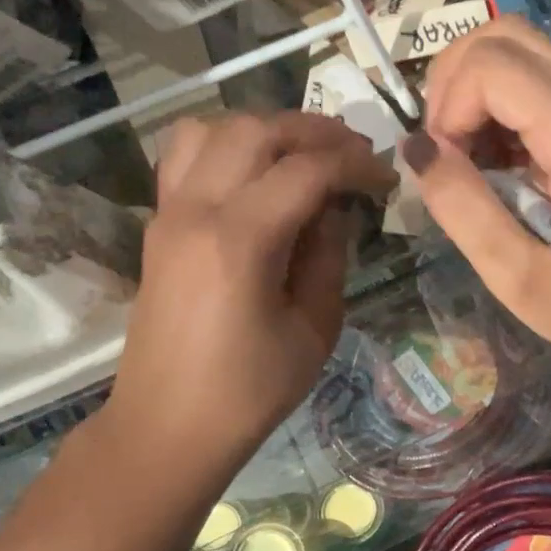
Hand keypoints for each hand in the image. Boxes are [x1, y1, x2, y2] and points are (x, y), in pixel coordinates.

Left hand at [105, 112, 395, 469]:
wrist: (170, 421)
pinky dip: (230, 146)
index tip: (389, 177)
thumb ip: (328, 256)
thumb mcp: (315, 327)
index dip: (356, 165)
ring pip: (213, 129)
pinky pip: (188, 155)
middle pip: (256, 131)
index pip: (306, 170)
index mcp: (240, 240)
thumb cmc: (253, 388)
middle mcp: (196, 209)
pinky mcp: (160, 223)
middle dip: (314, 131)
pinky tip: (262, 173)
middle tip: (357, 152)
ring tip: (308, 154)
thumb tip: (336, 209)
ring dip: (267, 130)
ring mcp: (169, 211)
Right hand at [403, 17, 550, 367]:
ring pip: (518, 51)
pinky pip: (532, 81)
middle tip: (445, 149)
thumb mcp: (515, 273)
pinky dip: (495, 104)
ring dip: (472, 90)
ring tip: (464, 155)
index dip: (449, 105)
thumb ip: (463, 206)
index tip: (446, 166)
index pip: (493, 65)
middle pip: (506, 36)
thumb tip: (417, 148)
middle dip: (455, 82)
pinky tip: (490, 159)